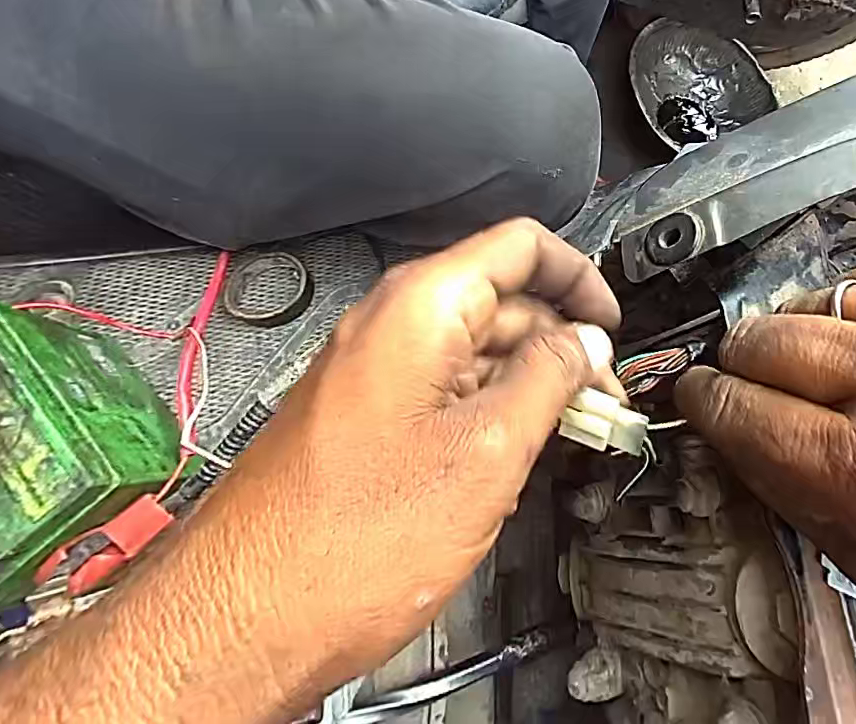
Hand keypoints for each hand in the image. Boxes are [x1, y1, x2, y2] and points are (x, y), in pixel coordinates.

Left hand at [185, 218, 619, 691]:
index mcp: (422, 305)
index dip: (578, 276)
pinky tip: (509, 453)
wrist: (246, 610)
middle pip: (503, 299)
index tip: (608, 320)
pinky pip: (446, 382)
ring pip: (476, 345)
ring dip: (527, 381)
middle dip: (559, 342)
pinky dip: (489, 405)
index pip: (521, 246)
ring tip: (562, 432)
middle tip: (598, 397)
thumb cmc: (345, 539)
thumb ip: (549, 378)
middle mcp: (394, 320)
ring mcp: (379, 362)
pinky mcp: (370, 403)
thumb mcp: (486, 450)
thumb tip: (585, 341)